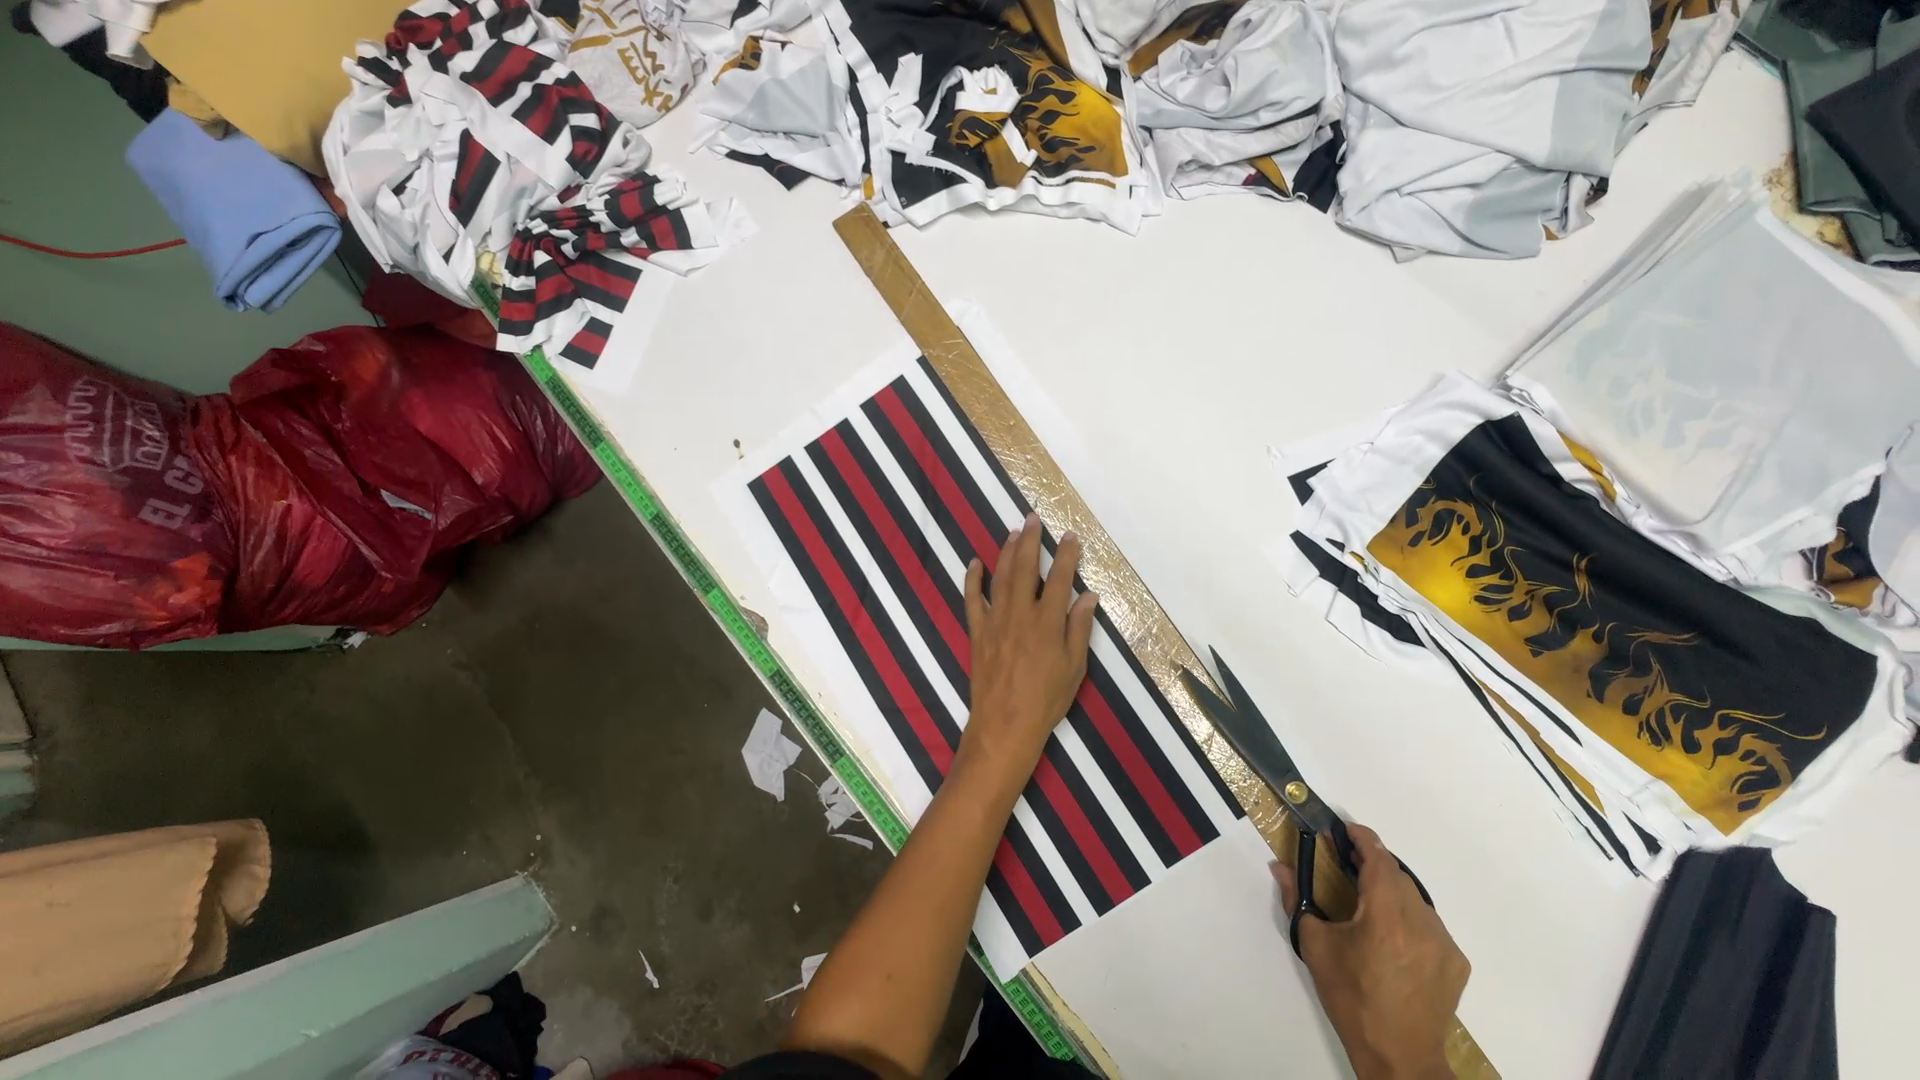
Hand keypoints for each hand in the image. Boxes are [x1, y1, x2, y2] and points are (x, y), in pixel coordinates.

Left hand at [959, 513, 1098, 779]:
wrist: (1005, 724)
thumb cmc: (1046, 699)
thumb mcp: (1074, 667)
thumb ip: (1079, 629)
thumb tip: (1088, 596)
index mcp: (1048, 622)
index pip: (1060, 579)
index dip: (1066, 556)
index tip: (1071, 537)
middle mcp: (1020, 614)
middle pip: (1025, 568)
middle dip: (1030, 541)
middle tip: (1033, 519)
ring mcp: (995, 621)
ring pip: (1000, 577)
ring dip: (1006, 552)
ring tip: (1013, 532)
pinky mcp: (977, 632)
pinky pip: (972, 600)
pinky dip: (972, 580)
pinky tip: (974, 563)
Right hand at [1276, 823, 1466, 1079]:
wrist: (1398, 1055)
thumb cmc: (1350, 999)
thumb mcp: (1316, 947)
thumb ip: (1297, 899)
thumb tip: (1280, 866)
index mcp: (1386, 917)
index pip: (1379, 860)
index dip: (1363, 839)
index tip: (1346, 829)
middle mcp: (1421, 923)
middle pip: (1398, 877)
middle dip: (1373, 864)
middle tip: (1347, 864)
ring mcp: (1443, 943)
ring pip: (1415, 900)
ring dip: (1392, 892)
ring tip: (1368, 903)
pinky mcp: (1455, 961)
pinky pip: (1430, 925)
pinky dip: (1409, 918)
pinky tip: (1391, 937)